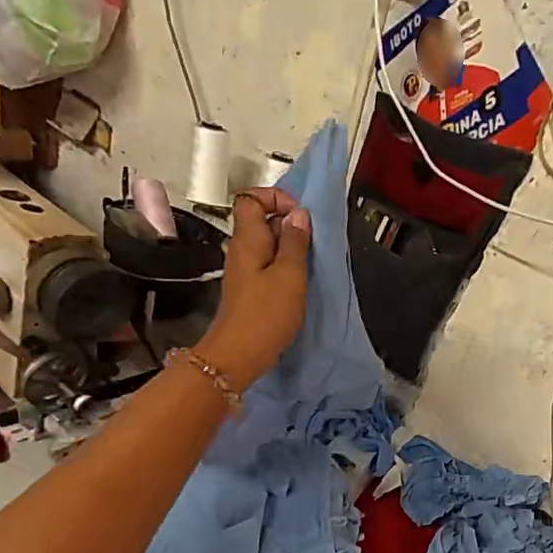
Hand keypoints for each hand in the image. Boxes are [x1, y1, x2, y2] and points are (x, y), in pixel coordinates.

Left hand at [197, 187, 310, 385]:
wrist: (239, 355)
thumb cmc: (266, 314)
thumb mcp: (290, 275)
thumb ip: (296, 242)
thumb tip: (299, 215)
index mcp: (248, 239)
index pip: (251, 198)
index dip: (275, 197)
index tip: (300, 214)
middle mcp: (242, 250)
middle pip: (262, 220)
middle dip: (289, 223)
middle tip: (313, 241)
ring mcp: (246, 270)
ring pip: (269, 244)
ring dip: (291, 247)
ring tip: (310, 261)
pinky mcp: (251, 289)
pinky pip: (270, 265)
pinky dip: (286, 266)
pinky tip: (301, 281)